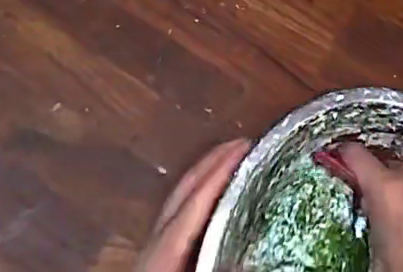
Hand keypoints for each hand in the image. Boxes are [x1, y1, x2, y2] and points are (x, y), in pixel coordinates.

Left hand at [136, 139, 250, 271]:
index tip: (245, 146)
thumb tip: (254, 257)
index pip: (190, 207)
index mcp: (159, 261)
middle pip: (179, 197)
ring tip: (235, 164)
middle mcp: (150, 254)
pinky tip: (218, 206)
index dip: (218, 173)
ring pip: (175, 207)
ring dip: (204, 179)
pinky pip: (176, 223)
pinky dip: (198, 202)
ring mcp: (149, 261)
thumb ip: (221, 269)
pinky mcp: (153, 268)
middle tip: (245, 144)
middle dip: (210, 164)